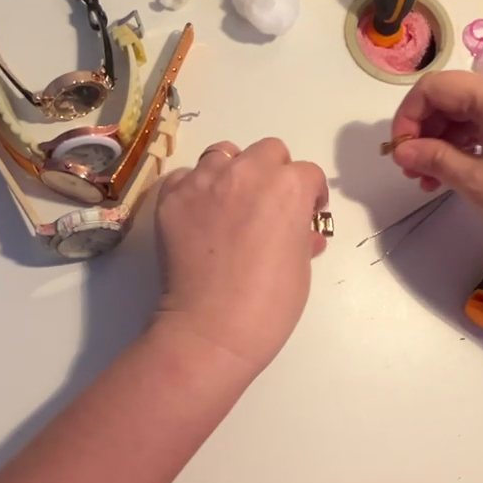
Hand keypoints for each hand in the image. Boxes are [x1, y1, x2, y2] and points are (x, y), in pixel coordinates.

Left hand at [152, 138, 328, 371]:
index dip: (310, 195)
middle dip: (274, 173)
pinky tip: (199, 217)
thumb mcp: (300, 267)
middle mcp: (246, 172)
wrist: (211, 330)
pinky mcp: (172, 197)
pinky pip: (186, 177)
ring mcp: (204, 182)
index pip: (307, 174)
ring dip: (232, 172)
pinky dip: (195, 189)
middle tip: (268, 206)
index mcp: (288, 187)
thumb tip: (303, 232)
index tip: (306, 215)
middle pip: (267, 151)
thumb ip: (302, 236)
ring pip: (223, 154)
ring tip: (230, 204)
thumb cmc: (269, 305)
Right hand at [389, 70, 482, 258]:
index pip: (432, 88)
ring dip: (445, 143)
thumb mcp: (474, 180)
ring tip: (434, 183)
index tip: (400, 157)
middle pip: (451, 97)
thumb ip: (432, 159)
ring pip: (471, 113)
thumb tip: (402, 151)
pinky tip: (462, 175)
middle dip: (425, 132)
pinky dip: (470, 145)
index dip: (406, 119)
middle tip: (415, 175)